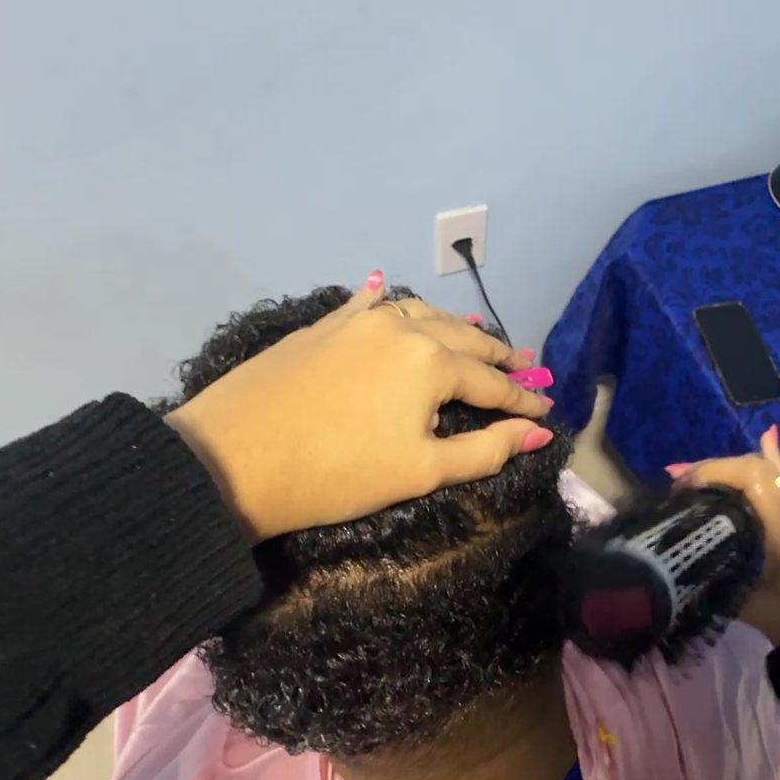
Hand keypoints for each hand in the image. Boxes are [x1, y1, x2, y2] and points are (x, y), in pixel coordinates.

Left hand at [165, 274, 553, 539]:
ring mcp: (359, 320)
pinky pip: (373, 306)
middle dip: (499, 355)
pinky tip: (399, 304)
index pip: (492, 383)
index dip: (522, 401)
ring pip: (423, 315)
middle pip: (465, 338)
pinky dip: (398, 308)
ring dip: (456, 328)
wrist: (232, 459)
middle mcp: (402, 328)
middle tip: (527, 367)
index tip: (547, 410)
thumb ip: (486, 450)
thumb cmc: (337, 475)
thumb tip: (538, 434)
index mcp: (432, 362)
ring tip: (477, 336)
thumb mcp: (422, 471)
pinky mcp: (323, 325)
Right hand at [670, 426, 779, 645]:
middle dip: (713, 470)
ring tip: (696, 479)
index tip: (680, 485)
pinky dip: (770, 460)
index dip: (713, 472)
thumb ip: (717, 568)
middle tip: (679, 484)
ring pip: (766, 472)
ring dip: (729, 471)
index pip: (750, 475)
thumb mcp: (747, 599)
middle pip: (754, 467)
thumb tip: (678, 548)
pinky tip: (766, 437)